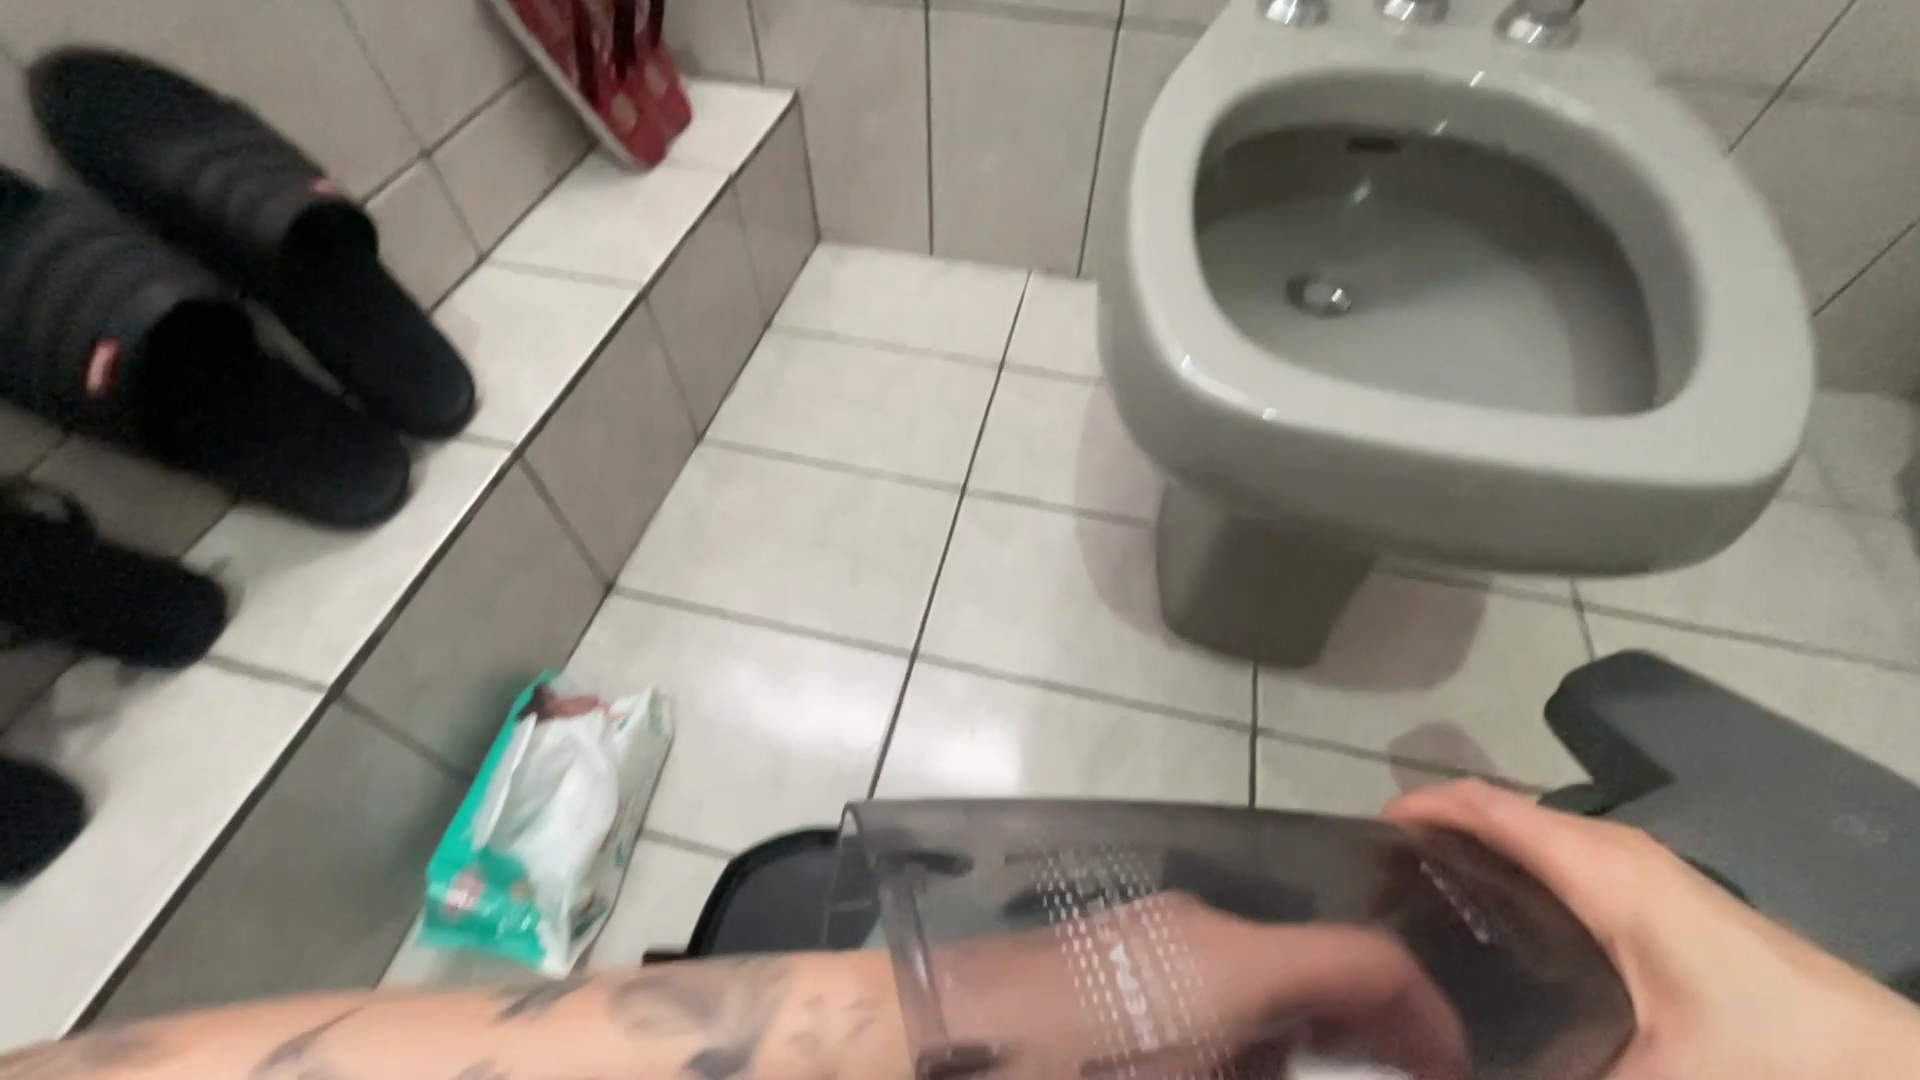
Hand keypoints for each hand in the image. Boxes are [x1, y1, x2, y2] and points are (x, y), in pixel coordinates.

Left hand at [926, 891, 1467, 1078]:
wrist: (942, 1038)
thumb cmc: (1073, 1070)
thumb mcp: (1201, 1073)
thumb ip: (1270, 1063)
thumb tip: (1295, 1058)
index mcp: (1232, 961)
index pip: (1367, 960)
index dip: (1429, 1017)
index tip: (1457, 1071)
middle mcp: (1200, 926)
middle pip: (1317, 961)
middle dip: (1369, 1028)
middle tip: (1399, 1077)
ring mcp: (1153, 928)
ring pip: (1264, 970)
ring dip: (1304, 1028)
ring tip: (1314, 1076)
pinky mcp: (1118, 944)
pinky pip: (1211, 973)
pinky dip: (1247, 1019)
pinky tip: (1234, 1062)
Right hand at [1386, 781, 1919, 1078]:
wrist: (1907, 1079)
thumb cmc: (1776, 1059)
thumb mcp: (1649, 1078)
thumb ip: (1544, 1068)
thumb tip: (1442, 1071)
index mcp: (1597, 866)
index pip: (1480, 804)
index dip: (1413, 810)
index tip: (1356, 845)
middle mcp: (1610, 849)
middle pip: (1493, 815)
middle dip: (1429, 838)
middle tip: (1378, 893)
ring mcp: (1637, 869)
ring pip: (1525, 838)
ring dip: (1469, 856)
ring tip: (1421, 908)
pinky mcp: (1656, 896)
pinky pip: (1555, 862)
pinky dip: (1510, 875)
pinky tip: (1497, 929)